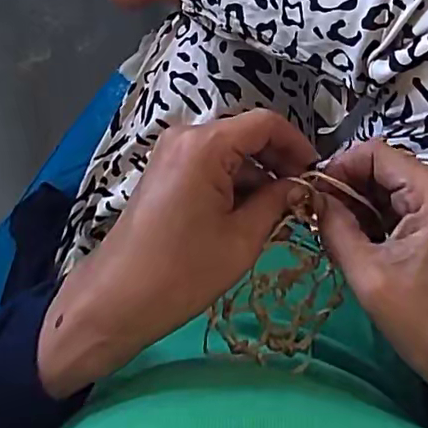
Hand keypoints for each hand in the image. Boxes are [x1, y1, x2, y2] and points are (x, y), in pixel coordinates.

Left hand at [38, 109, 318, 397]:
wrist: (111, 303)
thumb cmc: (180, 273)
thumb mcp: (241, 239)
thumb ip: (278, 202)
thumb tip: (303, 186)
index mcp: (207, 144)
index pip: (266, 123)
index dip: (297, 144)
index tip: (316, 173)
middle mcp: (188, 135)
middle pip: (248, 134)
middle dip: (279, 161)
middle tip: (303, 194)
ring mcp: (172, 151)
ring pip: (231, 150)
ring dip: (258, 174)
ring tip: (281, 209)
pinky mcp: (165, 170)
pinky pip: (211, 163)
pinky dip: (234, 181)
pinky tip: (250, 212)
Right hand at [316, 140, 427, 427]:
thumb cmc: (423, 321)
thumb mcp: (369, 275)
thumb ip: (336, 228)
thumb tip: (312, 197)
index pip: (376, 153)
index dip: (340, 167)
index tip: (314, 194)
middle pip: (383, 166)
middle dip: (347, 187)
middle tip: (318, 216)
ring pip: (388, 185)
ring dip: (359, 204)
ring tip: (332, 231)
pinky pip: (400, 204)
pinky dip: (375, 216)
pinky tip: (355, 240)